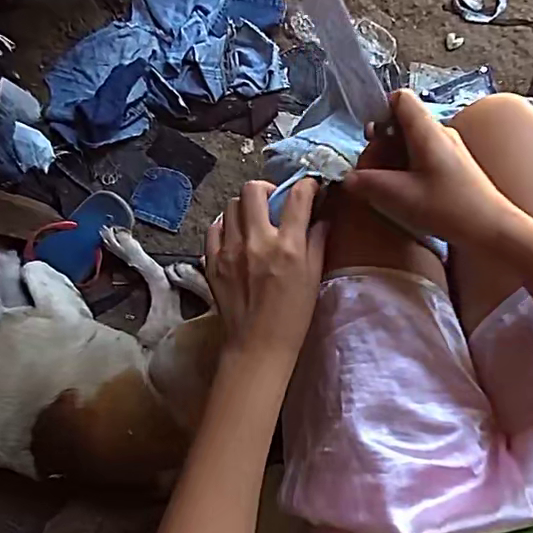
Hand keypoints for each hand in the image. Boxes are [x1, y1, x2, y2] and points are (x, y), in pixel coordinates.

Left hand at [205, 179, 328, 363]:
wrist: (258, 346)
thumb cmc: (293, 317)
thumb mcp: (313, 277)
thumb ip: (317, 242)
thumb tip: (321, 217)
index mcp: (288, 247)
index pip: (298, 197)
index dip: (307, 185)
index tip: (310, 187)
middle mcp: (257, 242)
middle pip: (254, 190)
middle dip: (269, 189)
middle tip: (276, 202)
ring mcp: (230, 251)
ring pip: (231, 206)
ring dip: (246, 207)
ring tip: (255, 221)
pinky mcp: (212, 262)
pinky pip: (214, 229)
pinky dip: (226, 226)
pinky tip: (236, 236)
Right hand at [343, 90, 522, 247]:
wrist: (491, 229)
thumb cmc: (448, 208)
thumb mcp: (398, 197)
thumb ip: (367, 184)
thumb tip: (349, 179)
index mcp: (426, 130)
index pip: (399, 98)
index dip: (379, 111)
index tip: (369, 139)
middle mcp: (441, 134)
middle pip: (403, 123)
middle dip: (382, 143)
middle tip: (371, 171)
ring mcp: (451, 151)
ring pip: (413, 143)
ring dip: (394, 161)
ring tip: (386, 187)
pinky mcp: (456, 169)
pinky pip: (425, 159)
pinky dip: (409, 171)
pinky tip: (406, 196)